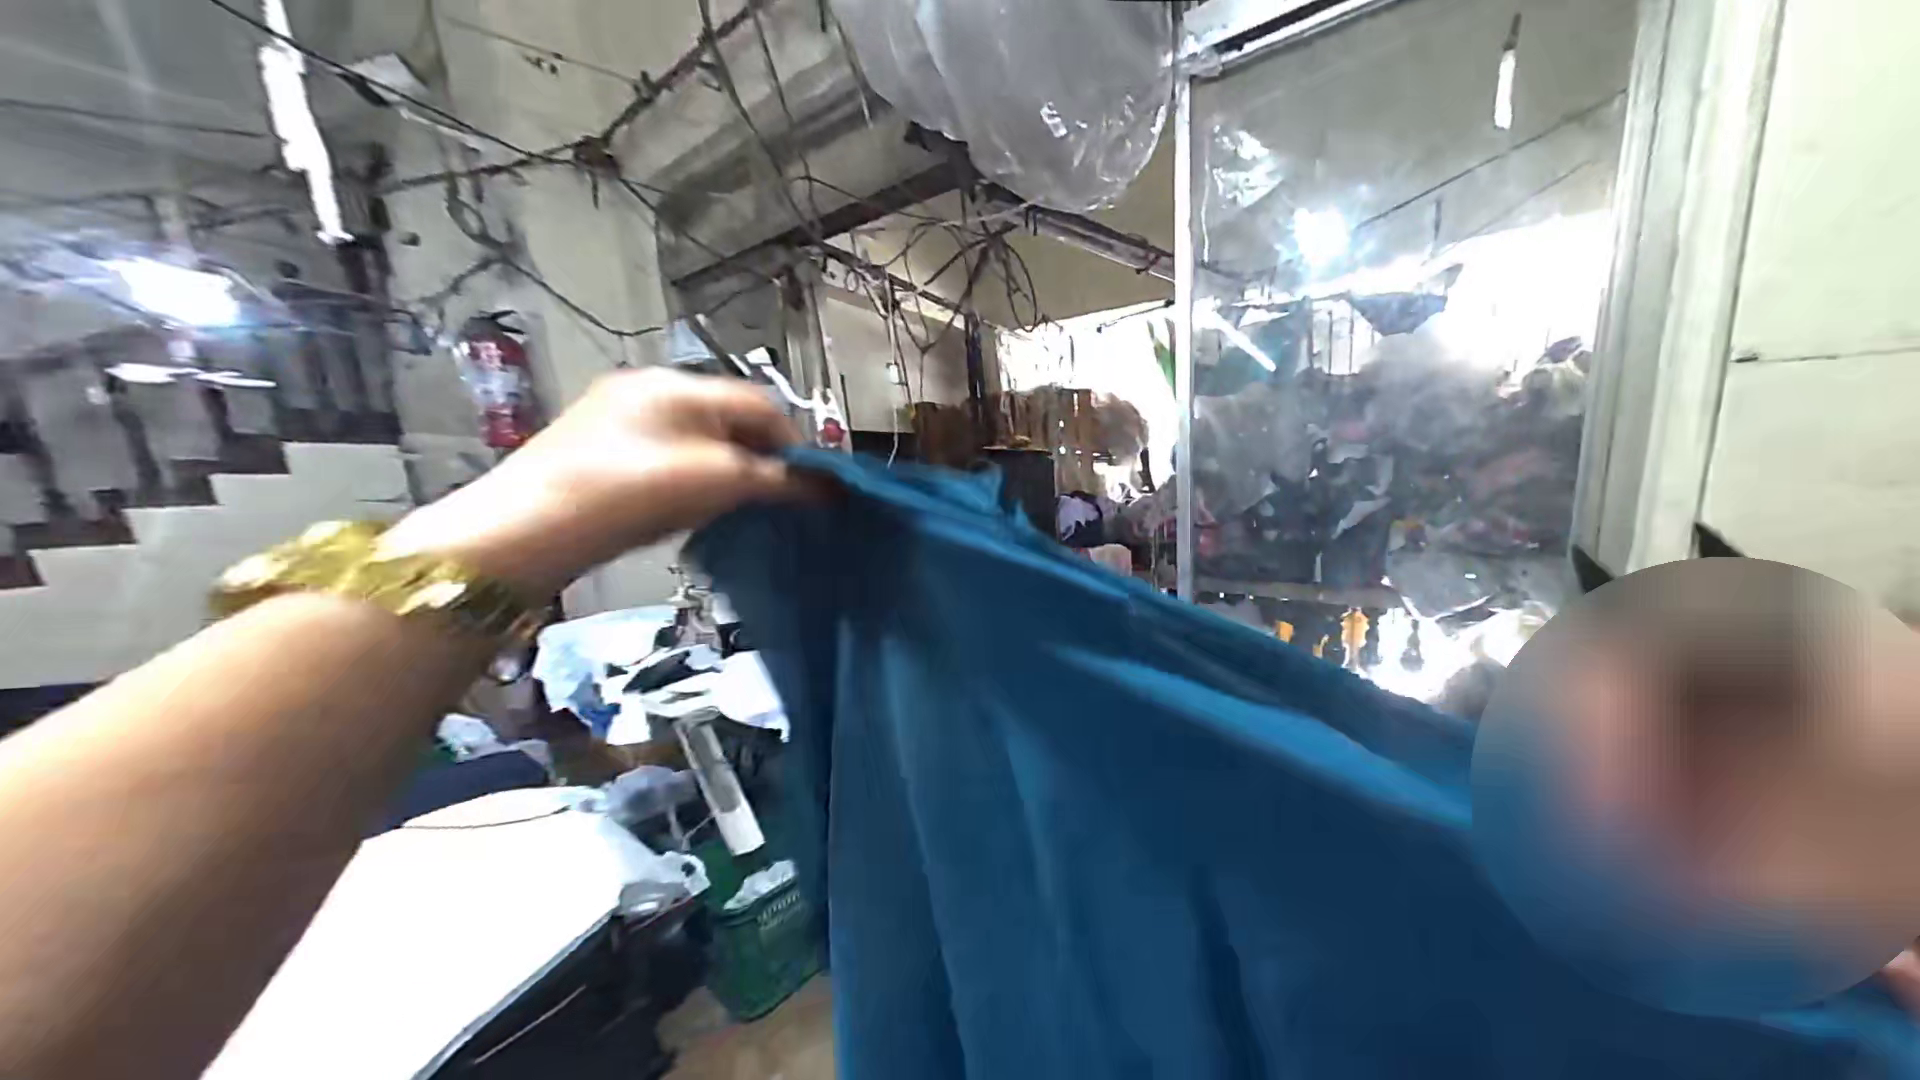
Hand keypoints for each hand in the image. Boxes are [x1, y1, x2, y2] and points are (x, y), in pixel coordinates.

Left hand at [381, 368, 801, 596]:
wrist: (530, 530)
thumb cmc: (637, 492)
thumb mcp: (721, 482)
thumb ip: (781, 480)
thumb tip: (830, 487)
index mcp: (680, 384)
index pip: (761, 403)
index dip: (793, 443)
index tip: (807, 487)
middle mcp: (648, 386)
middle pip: (728, 417)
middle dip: (759, 455)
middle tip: (770, 499)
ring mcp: (616, 414)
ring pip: (697, 437)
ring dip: (725, 467)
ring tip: (729, 505)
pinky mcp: (595, 445)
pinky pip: (665, 453)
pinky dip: (689, 475)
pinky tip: (683, 505)